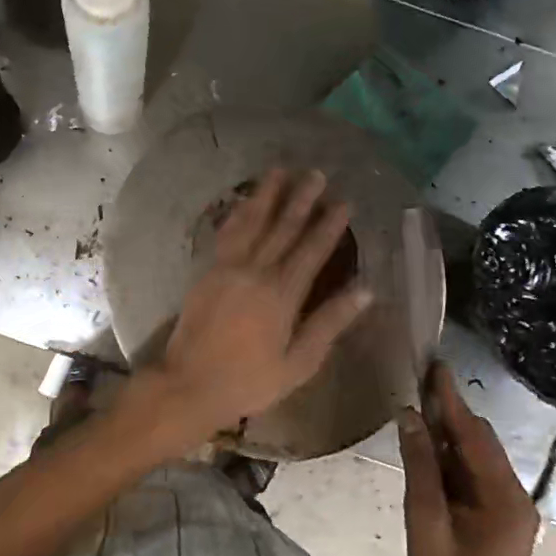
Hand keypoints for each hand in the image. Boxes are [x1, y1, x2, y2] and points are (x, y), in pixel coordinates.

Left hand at [121, 168, 372, 455]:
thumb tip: (365, 291)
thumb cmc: (249, 381)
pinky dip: (238, 214)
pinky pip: (227, 234)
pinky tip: (244, 203)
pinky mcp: (208, 271)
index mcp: (282, 295)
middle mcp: (256, 272)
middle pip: (282, 228)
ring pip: (251, 223)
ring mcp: (228, 268)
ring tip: (279, 171)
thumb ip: (330, 323)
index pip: (311, 251)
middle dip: (301, 199)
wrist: (189, 384)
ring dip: (267, 196)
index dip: (328, 226)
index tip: (344, 202)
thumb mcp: (298, 362)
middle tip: (316, 173)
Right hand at [399, 362, 537, 555]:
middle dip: (449, 415)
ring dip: (448, 437)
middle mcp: (517, 497)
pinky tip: (428, 451)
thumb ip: (420, 464)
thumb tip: (409, 414)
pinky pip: (475, 476)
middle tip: (415, 387)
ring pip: (477, 458)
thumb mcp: (425, 521)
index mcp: (506, 498)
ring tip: (416, 413)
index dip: (451, 399)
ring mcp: (510, 509)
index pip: (475, 435)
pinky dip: (452, 461)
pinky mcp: (499, 519)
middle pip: (481, 442)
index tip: (435, 364)